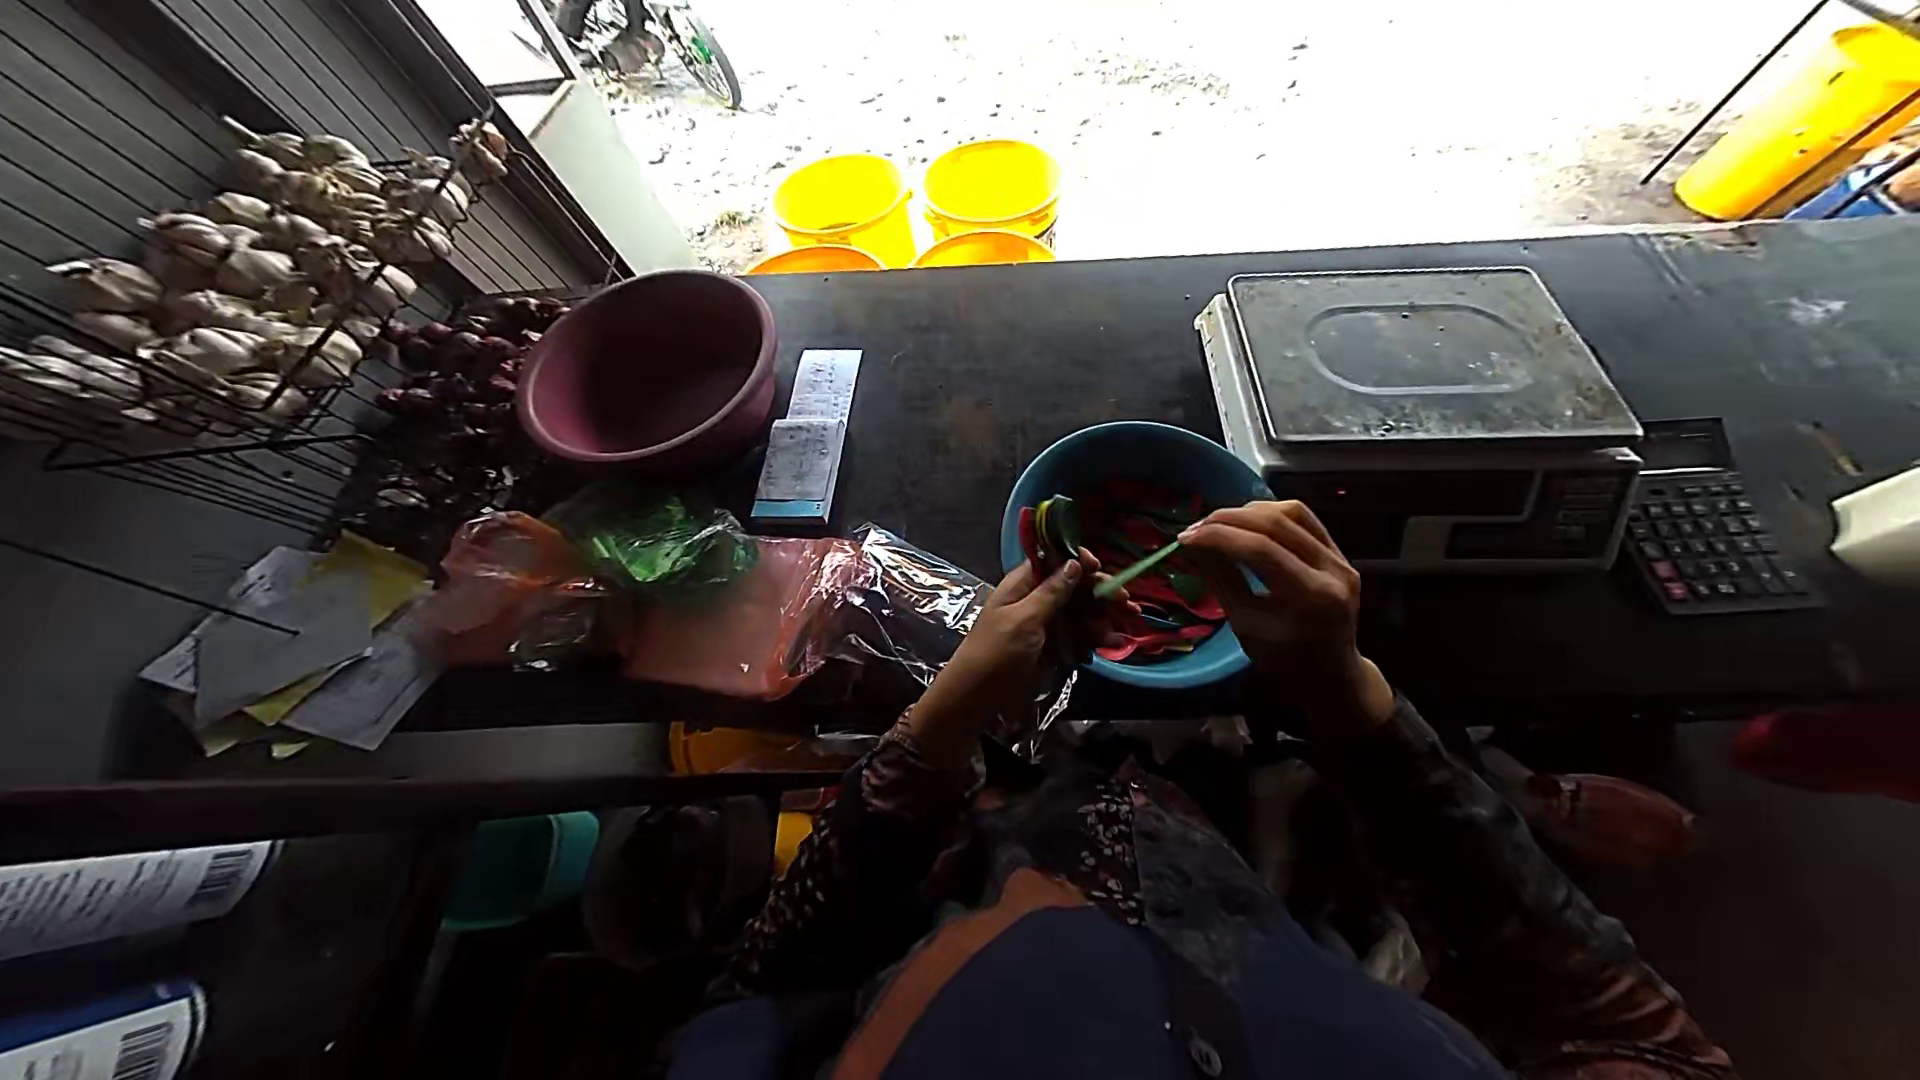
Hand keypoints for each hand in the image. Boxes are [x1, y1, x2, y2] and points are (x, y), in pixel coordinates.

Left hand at [909, 552, 1131, 766]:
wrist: (977, 698)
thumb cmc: (996, 652)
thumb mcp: (1024, 618)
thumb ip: (1051, 591)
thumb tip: (1074, 562)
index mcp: (1023, 585)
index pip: (1054, 561)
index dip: (1077, 561)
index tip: (1100, 567)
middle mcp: (1035, 601)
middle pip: (1074, 588)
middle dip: (1101, 593)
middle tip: (1128, 602)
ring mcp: (1044, 626)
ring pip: (1080, 614)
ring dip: (1104, 618)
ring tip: (1128, 624)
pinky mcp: (1051, 649)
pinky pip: (1077, 638)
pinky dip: (1094, 640)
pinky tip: (1112, 644)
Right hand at [1177, 500, 1393, 730]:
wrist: (1329, 674)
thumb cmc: (1283, 659)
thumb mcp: (1245, 624)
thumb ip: (1222, 580)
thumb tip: (1194, 546)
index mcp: (1312, 596)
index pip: (1261, 549)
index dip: (1218, 537)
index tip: (1185, 539)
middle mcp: (1334, 570)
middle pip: (1277, 523)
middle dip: (1228, 519)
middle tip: (1195, 528)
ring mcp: (1341, 558)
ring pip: (1292, 512)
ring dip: (1248, 512)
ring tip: (1217, 524)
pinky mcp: (1339, 552)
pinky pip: (1303, 518)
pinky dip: (1268, 514)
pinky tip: (1244, 523)